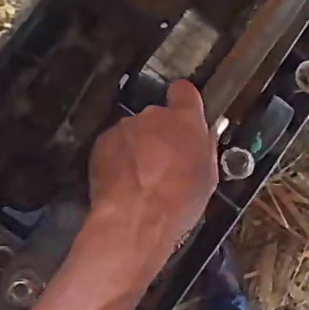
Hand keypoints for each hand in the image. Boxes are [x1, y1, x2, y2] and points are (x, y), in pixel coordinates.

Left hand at [85, 80, 218, 271]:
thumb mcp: (207, 176)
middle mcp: (152, 116)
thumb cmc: (178, 202)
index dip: (183, 101)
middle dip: (159, 135)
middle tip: (164, 163)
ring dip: (137, 148)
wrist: (134, 218)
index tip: (183, 113)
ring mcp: (123, 128)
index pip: (184, 91)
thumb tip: (201, 139)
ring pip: (133, 132)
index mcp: (184, 120)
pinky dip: (117, 159)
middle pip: (156, 117)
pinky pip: (113, 146)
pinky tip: (123, 182)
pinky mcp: (101, 143)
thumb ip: (203, 148)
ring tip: (141, 179)